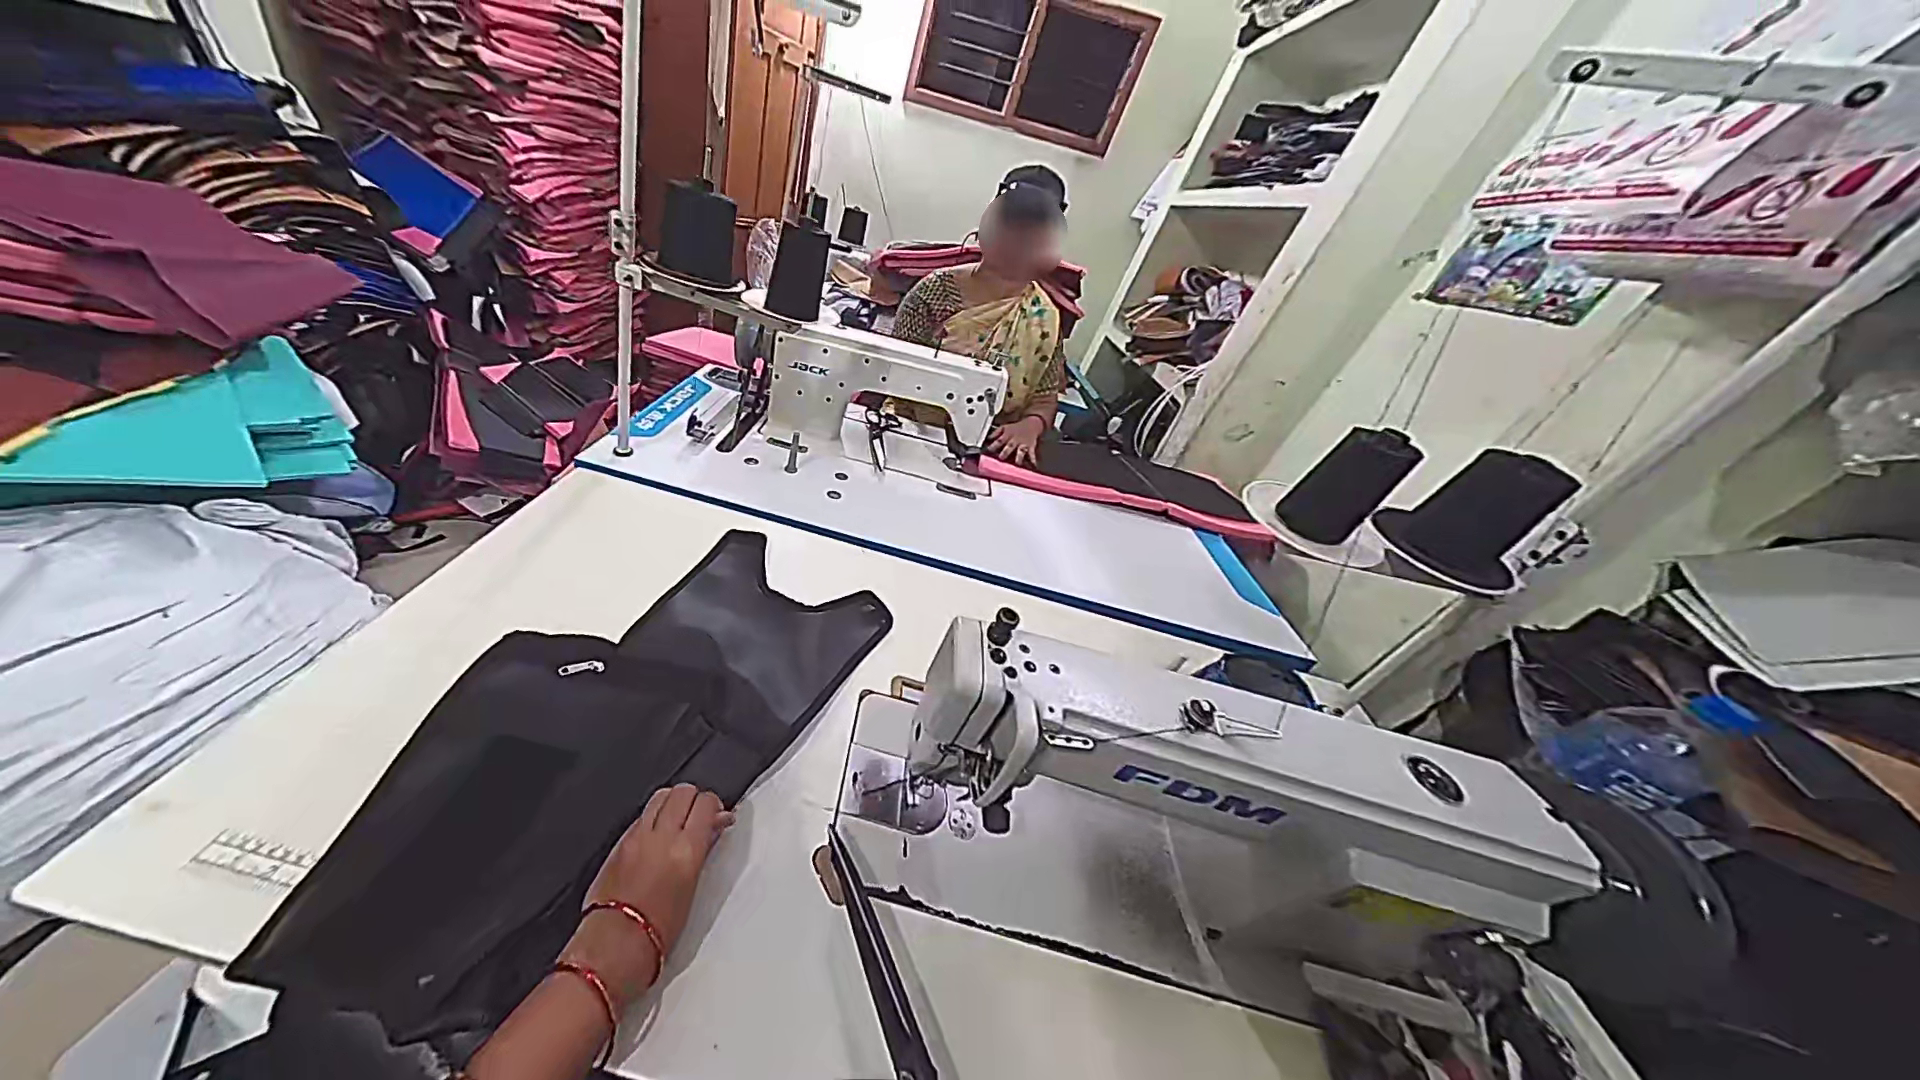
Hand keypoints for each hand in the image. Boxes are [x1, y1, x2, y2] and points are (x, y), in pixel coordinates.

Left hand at [562, 784, 734, 1007]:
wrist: (613, 949)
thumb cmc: (656, 930)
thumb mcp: (693, 886)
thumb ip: (705, 847)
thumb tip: (714, 826)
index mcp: (686, 849)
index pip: (706, 802)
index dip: (714, 806)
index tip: (717, 816)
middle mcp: (661, 837)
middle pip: (683, 791)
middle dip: (695, 799)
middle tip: (699, 816)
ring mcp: (636, 837)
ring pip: (661, 796)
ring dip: (673, 802)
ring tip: (677, 820)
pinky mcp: (617, 844)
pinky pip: (641, 815)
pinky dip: (653, 817)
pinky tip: (656, 836)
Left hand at [986, 415, 1046, 466]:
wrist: (1031, 424)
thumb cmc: (1016, 428)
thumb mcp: (1004, 427)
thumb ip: (995, 433)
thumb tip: (988, 438)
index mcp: (1007, 435)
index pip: (999, 441)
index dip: (993, 446)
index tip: (989, 450)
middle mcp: (1015, 440)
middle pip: (1010, 446)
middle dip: (1006, 452)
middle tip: (1002, 458)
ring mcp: (1023, 444)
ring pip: (1021, 451)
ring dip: (1019, 457)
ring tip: (1018, 463)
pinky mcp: (1030, 447)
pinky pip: (1032, 453)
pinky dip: (1033, 459)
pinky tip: (1033, 465)